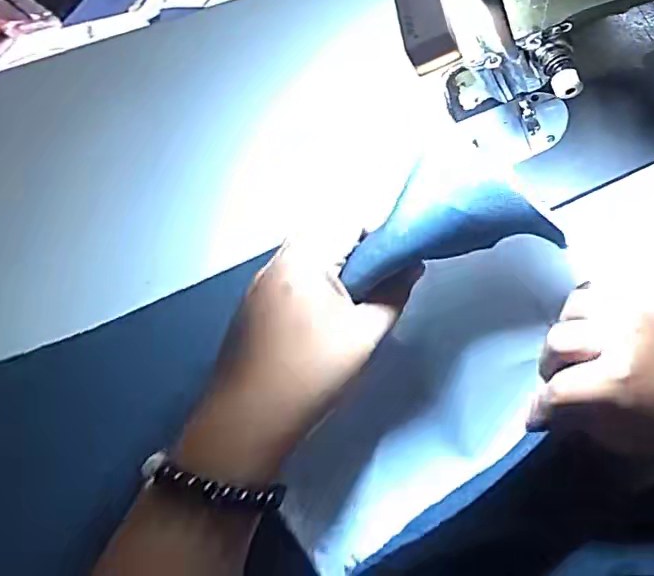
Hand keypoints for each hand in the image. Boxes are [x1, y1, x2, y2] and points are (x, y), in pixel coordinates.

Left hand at [176, 224, 419, 482]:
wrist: (241, 432)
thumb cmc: (310, 375)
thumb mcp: (367, 333)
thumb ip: (396, 291)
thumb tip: (412, 265)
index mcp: (303, 262)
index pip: (351, 220)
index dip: (382, 232)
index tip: (402, 256)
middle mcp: (276, 264)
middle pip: (328, 232)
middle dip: (362, 247)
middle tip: (386, 275)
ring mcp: (259, 285)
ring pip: (311, 253)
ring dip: (341, 263)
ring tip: (363, 293)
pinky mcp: (253, 306)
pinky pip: (295, 273)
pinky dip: (320, 278)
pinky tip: (333, 311)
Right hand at [527, 286, 653, 458]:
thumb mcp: (631, 441)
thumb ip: (587, 425)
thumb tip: (555, 414)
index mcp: (616, 380)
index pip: (557, 389)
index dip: (539, 408)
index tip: (537, 417)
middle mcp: (618, 338)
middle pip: (558, 340)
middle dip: (548, 367)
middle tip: (557, 381)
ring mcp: (631, 312)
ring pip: (574, 306)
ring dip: (566, 330)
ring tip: (575, 348)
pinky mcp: (643, 299)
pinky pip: (601, 291)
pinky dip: (587, 308)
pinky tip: (592, 326)